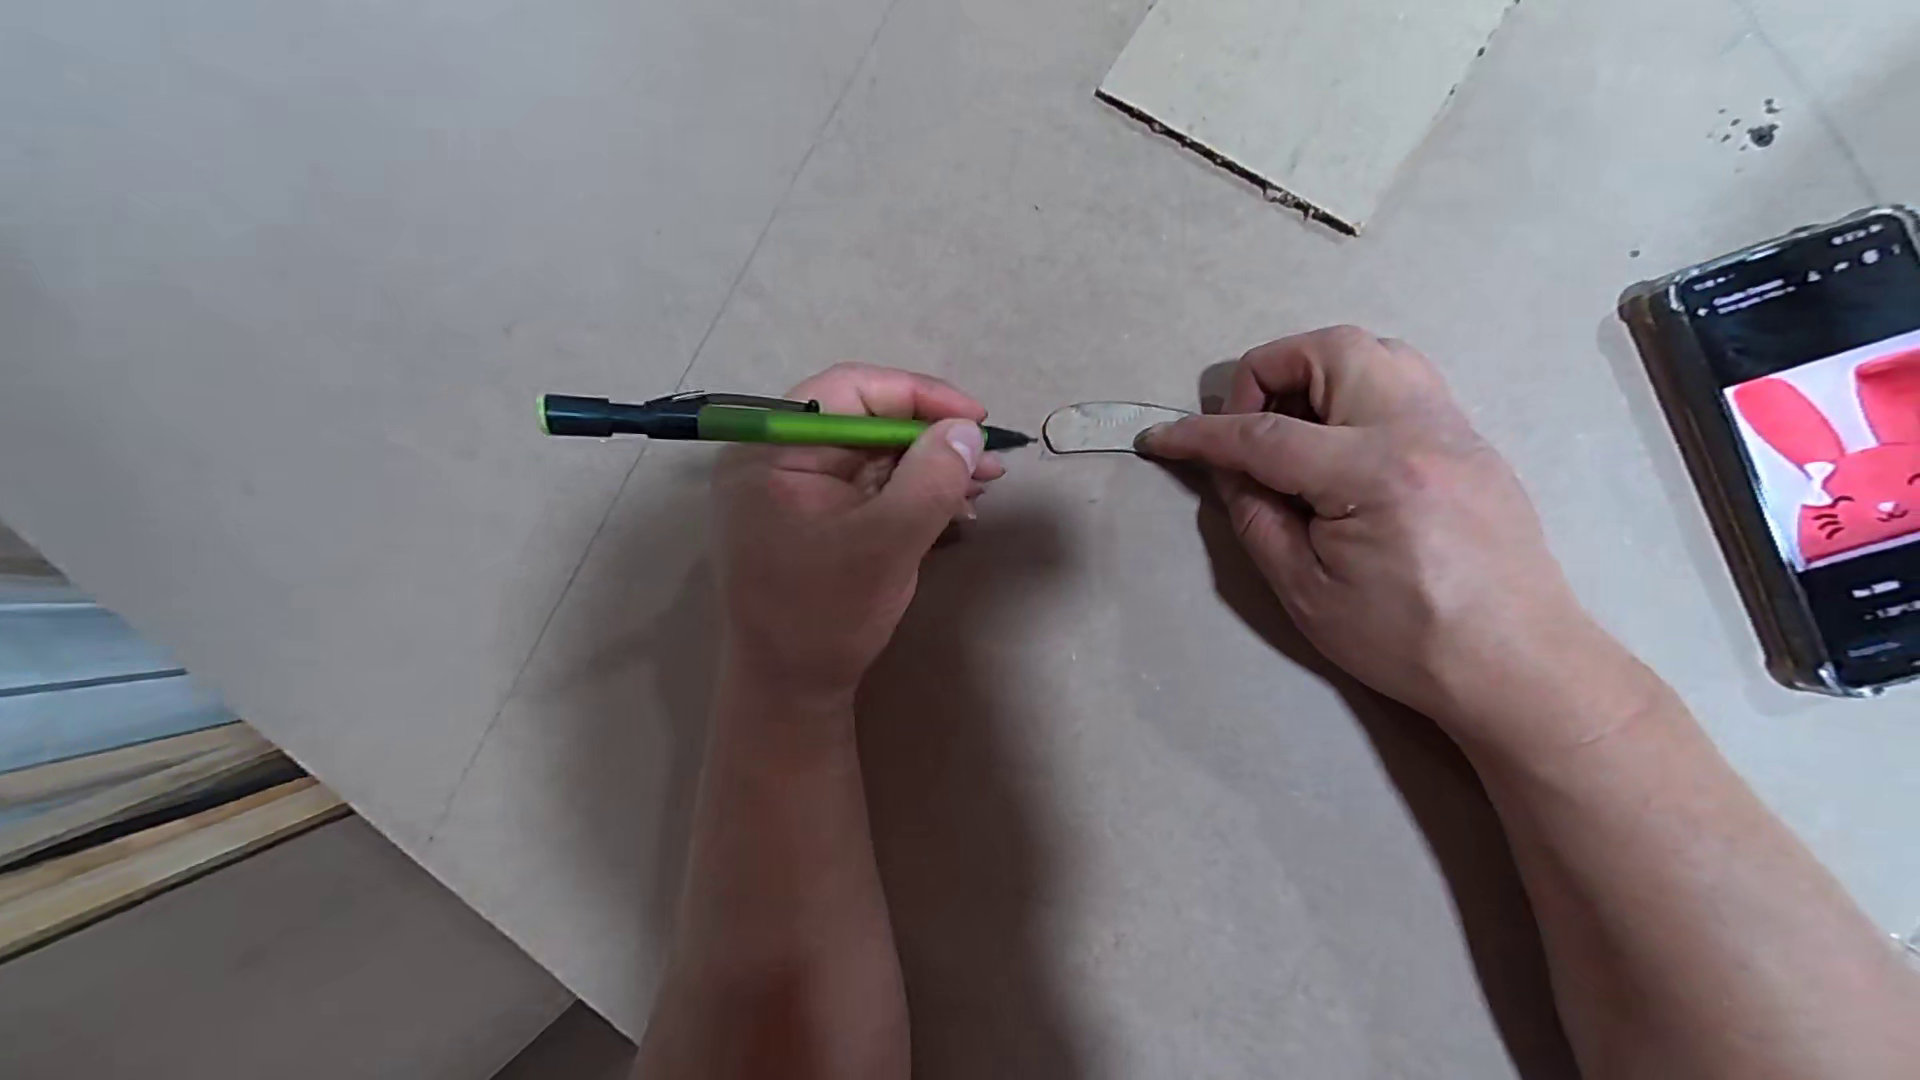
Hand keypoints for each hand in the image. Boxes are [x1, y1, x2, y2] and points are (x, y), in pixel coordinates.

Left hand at [712, 363, 1005, 713]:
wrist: (791, 688)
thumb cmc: (823, 616)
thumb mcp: (885, 544)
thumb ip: (930, 482)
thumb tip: (967, 431)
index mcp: (773, 451)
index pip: (848, 392)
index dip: (917, 395)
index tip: (973, 418)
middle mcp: (782, 459)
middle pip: (866, 422)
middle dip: (932, 438)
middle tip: (988, 458)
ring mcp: (801, 490)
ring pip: (877, 456)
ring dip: (932, 467)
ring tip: (984, 483)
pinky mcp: (822, 517)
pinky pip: (874, 488)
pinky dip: (916, 493)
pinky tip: (957, 506)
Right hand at [1138, 327, 1650, 751]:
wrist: (1517, 664)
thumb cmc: (1402, 639)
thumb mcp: (1303, 590)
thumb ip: (1255, 517)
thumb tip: (1227, 470)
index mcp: (1374, 474)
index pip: (1264, 435)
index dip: (1200, 435)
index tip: (1158, 439)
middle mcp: (1420, 429)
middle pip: (1328, 350)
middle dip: (1264, 375)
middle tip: (1245, 430)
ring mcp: (1453, 426)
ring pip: (1371, 350)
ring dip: (1310, 374)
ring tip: (1287, 431)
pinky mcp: (1467, 438)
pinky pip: (1399, 378)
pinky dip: (1348, 391)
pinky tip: (1335, 444)